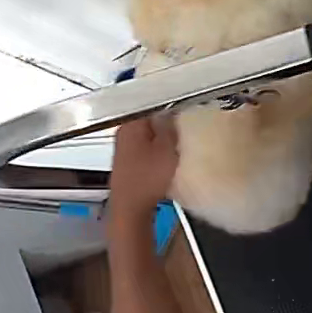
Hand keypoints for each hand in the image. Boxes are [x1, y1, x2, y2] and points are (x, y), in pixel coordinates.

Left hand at [107, 116, 177, 242]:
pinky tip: (169, 165)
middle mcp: (124, 134)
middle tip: (186, 134)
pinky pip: (149, 152)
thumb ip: (171, 127)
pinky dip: (160, 155)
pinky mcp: (130, 164)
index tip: (187, 114)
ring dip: (166, 142)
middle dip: (170, 126)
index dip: (173, 108)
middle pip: (152, 120)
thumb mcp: (168, 148)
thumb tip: (174, 112)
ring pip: (151, 137)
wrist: (131, 208)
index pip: (154, 104)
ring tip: (179, 151)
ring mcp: (125, 150)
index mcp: (131, 124)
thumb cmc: (146, 180)